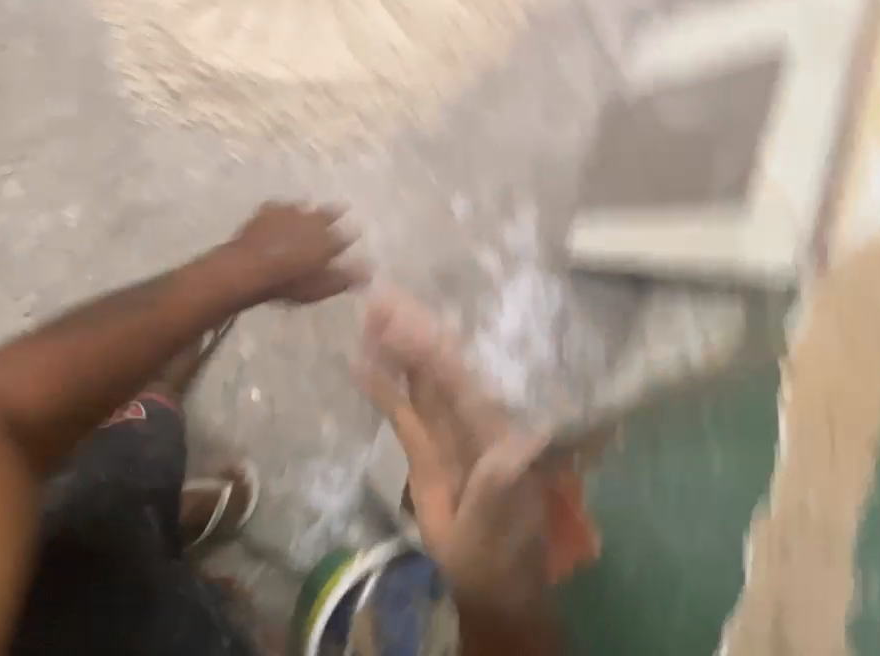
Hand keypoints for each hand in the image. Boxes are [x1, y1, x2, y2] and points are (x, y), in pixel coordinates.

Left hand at [216, 202, 366, 305]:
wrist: (250, 267)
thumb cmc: (289, 282)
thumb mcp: (322, 287)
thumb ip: (346, 278)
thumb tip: (370, 272)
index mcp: (329, 239)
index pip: (346, 234)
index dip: (351, 233)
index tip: (357, 229)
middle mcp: (313, 220)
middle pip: (327, 213)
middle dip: (335, 211)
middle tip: (342, 206)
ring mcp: (289, 212)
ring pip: (304, 207)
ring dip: (308, 209)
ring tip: (309, 210)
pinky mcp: (268, 209)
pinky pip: (279, 206)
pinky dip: (282, 209)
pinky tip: (279, 212)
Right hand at [357, 293, 555, 615]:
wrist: (486, 583)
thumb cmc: (500, 553)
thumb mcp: (499, 520)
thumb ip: (500, 480)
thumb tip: (519, 435)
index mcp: (496, 427)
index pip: (461, 378)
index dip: (433, 346)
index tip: (405, 317)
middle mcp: (473, 419)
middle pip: (439, 367)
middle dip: (412, 332)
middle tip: (381, 297)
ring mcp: (447, 431)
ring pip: (419, 381)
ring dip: (396, 349)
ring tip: (369, 314)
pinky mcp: (426, 448)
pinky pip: (403, 412)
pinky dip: (383, 388)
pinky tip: (360, 363)